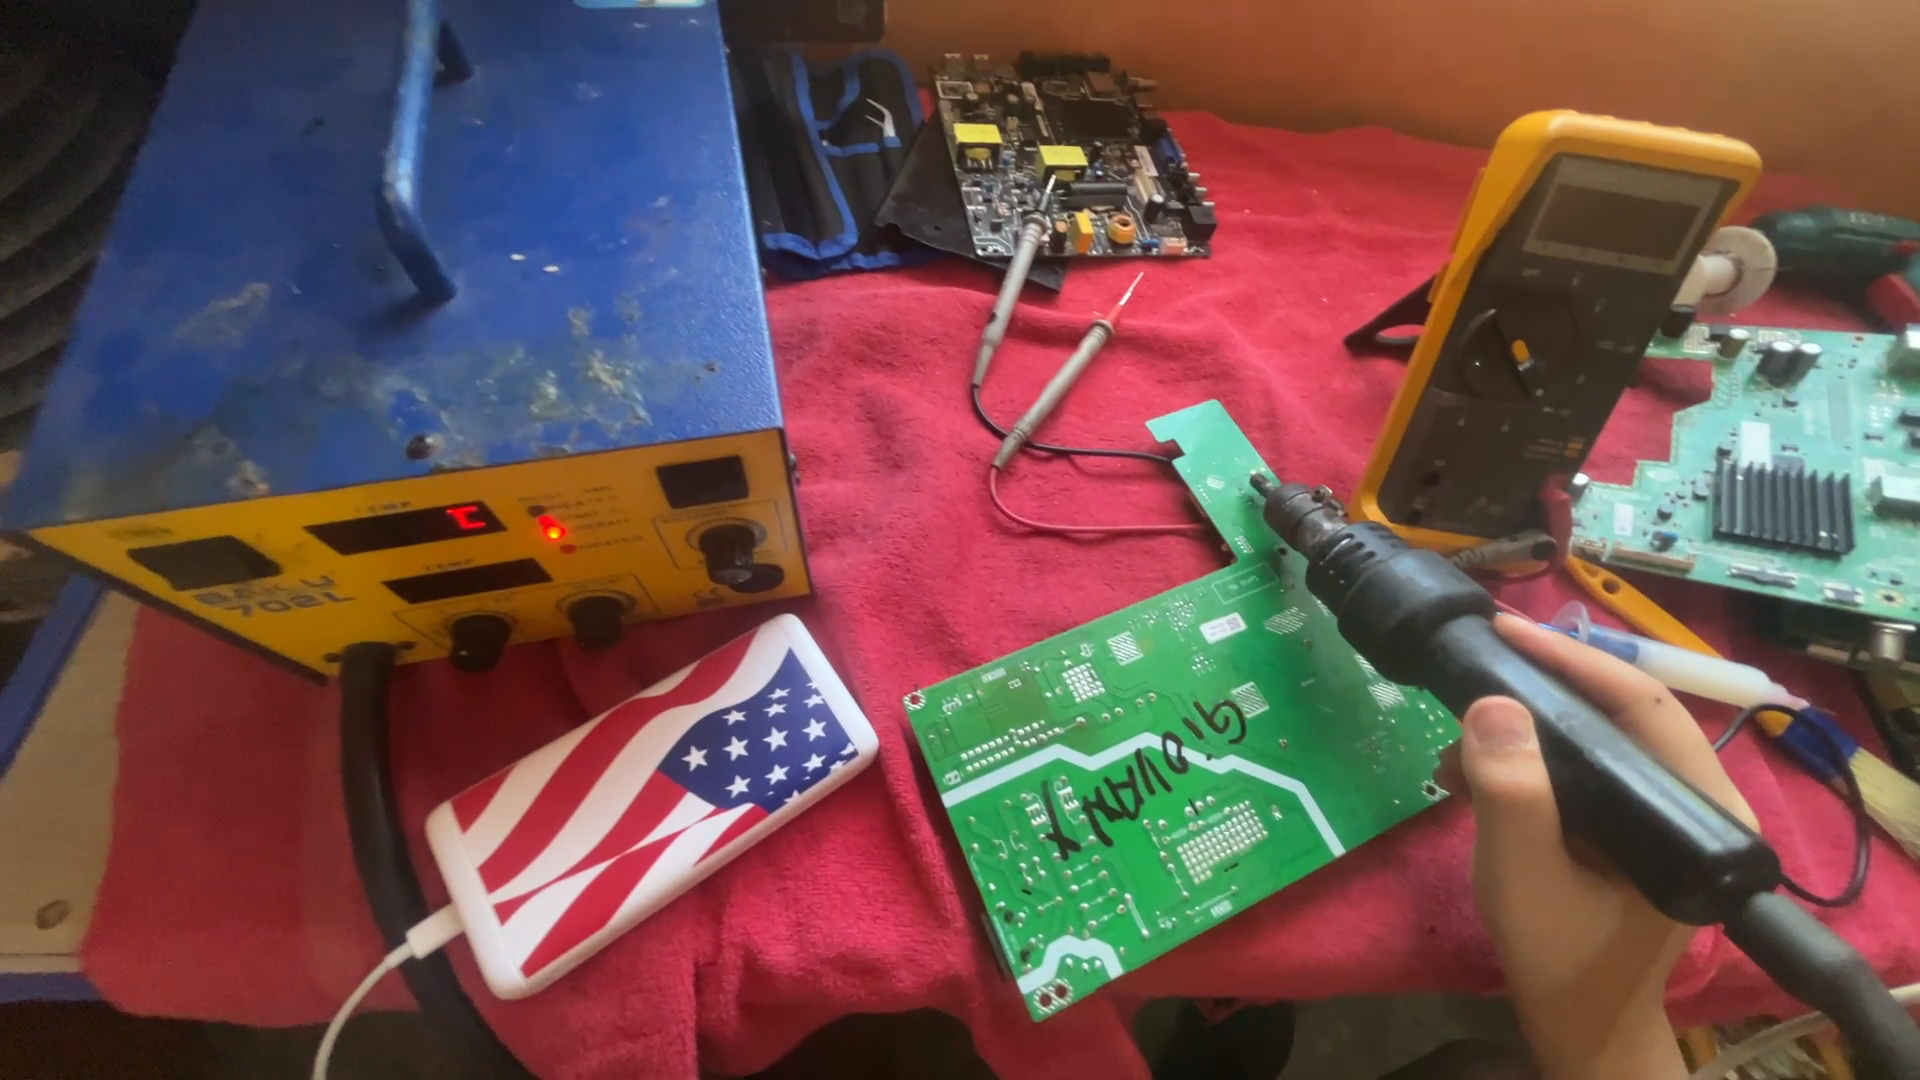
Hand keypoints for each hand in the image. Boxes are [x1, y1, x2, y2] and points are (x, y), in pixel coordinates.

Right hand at [1436, 615, 1757, 1079]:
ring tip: (1453, 748)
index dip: (1574, 660)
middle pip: (1615, 711)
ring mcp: (1650, 810)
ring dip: (1514, 728)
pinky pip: (1567, 763)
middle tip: (1475, 661)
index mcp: (1696, 811)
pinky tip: (1465, 775)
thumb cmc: (1559, 949)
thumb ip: (1513, 791)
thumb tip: (1490, 702)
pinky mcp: (1616, 820)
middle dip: (1537, 685)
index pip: (1644, 706)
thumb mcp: (1524, 869)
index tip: (1505, 631)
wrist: (1571, 1013)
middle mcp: (1687, 800)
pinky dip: (1511, 757)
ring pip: (1586, 734)